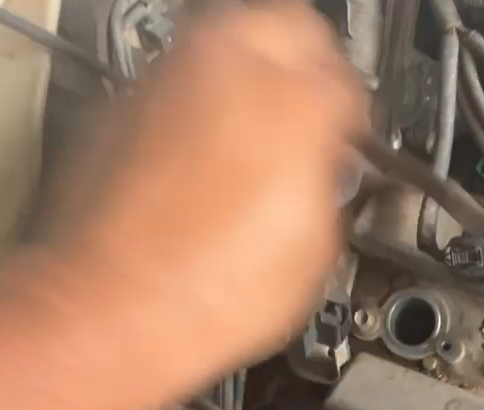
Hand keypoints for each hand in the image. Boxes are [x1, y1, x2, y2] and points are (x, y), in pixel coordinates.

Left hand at [47, 4, 365, 387]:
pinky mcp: (124, 101)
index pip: (352, 81)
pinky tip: (214, 162)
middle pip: (293, 26)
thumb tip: (331, 176)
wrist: (122, 307)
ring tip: (265, 141)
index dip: (361, 121)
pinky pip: (180, 81)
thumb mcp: (316, 250)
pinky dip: (204, 106)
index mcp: (295, 103)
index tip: (356, 145)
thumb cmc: (212, 292)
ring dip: (254, 82)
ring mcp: (168, 75)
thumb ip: (333, 190)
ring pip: (228, 42)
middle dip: (312, 71)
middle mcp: (227, 66)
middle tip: (319, 120)